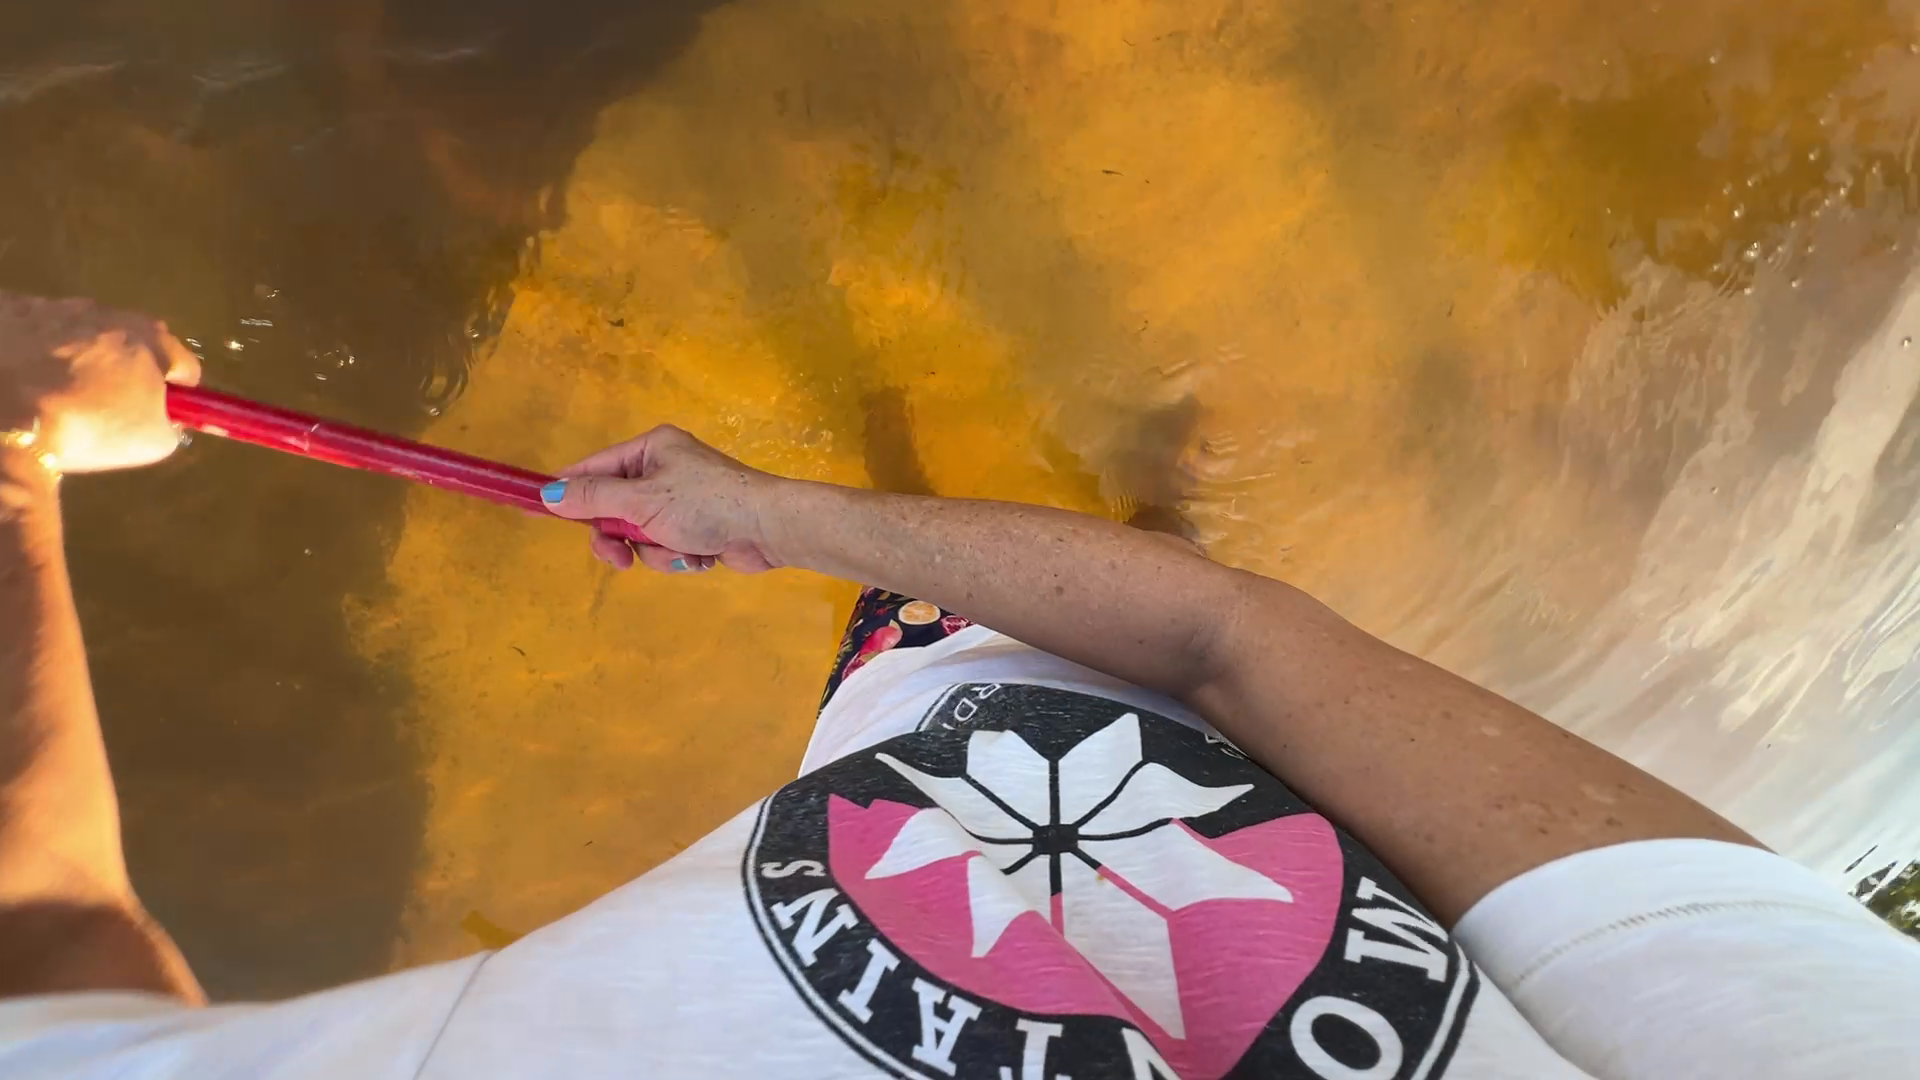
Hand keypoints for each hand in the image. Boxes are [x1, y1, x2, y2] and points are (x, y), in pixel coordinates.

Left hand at [0, 294, 201, 473]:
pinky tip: (17, 374)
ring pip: (74, 333)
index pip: (182, 364)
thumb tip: (160, 416)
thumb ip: (170, 420)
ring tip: (50, 388)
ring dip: (73, 355)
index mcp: (150, 338)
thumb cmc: (86, 425)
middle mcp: (102, 312)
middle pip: (128, 343)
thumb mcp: (155, 441)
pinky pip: (23, 329)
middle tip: (106, 400)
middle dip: (124, 366)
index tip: (162, 411)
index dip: (177, 392)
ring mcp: (42, 307)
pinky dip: (26, 347)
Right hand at [541, 425, 787, 573]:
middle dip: (621, 537)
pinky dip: (681, 556)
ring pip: (642, 535)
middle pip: (616, 508)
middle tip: (619, 558)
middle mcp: (666, 470)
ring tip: (684, 549)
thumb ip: (594, 499)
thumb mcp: (642, 500)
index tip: (538, 511)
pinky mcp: (700, 528)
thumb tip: (548, 493)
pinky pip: (669, 546)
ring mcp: (683, 501)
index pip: (594, 469)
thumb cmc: (706, 504)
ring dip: (658, 550)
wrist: (769, 529)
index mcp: (652, 449)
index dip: (569, 493)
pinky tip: (704, 555)